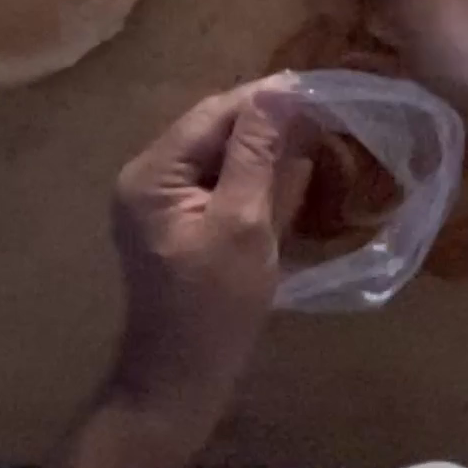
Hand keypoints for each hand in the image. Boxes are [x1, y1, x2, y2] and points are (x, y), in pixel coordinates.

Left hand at [107, 80, 312, 427]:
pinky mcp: (178, 219)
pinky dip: (253, 172)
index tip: (314, 86)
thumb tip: (279, 91)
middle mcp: (148, 176)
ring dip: (263, 143)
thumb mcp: (243, 223)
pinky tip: (287, 168)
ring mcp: (160, 199)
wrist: (181, 381)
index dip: (264, 98)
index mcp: (153, 173)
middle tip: (319, 109)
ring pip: (220, 152)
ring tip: (311, 131)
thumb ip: (257, 153)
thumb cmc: (215, 306)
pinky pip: (219, 179)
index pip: (213, 114)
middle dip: (266, 120)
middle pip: (214, 129)